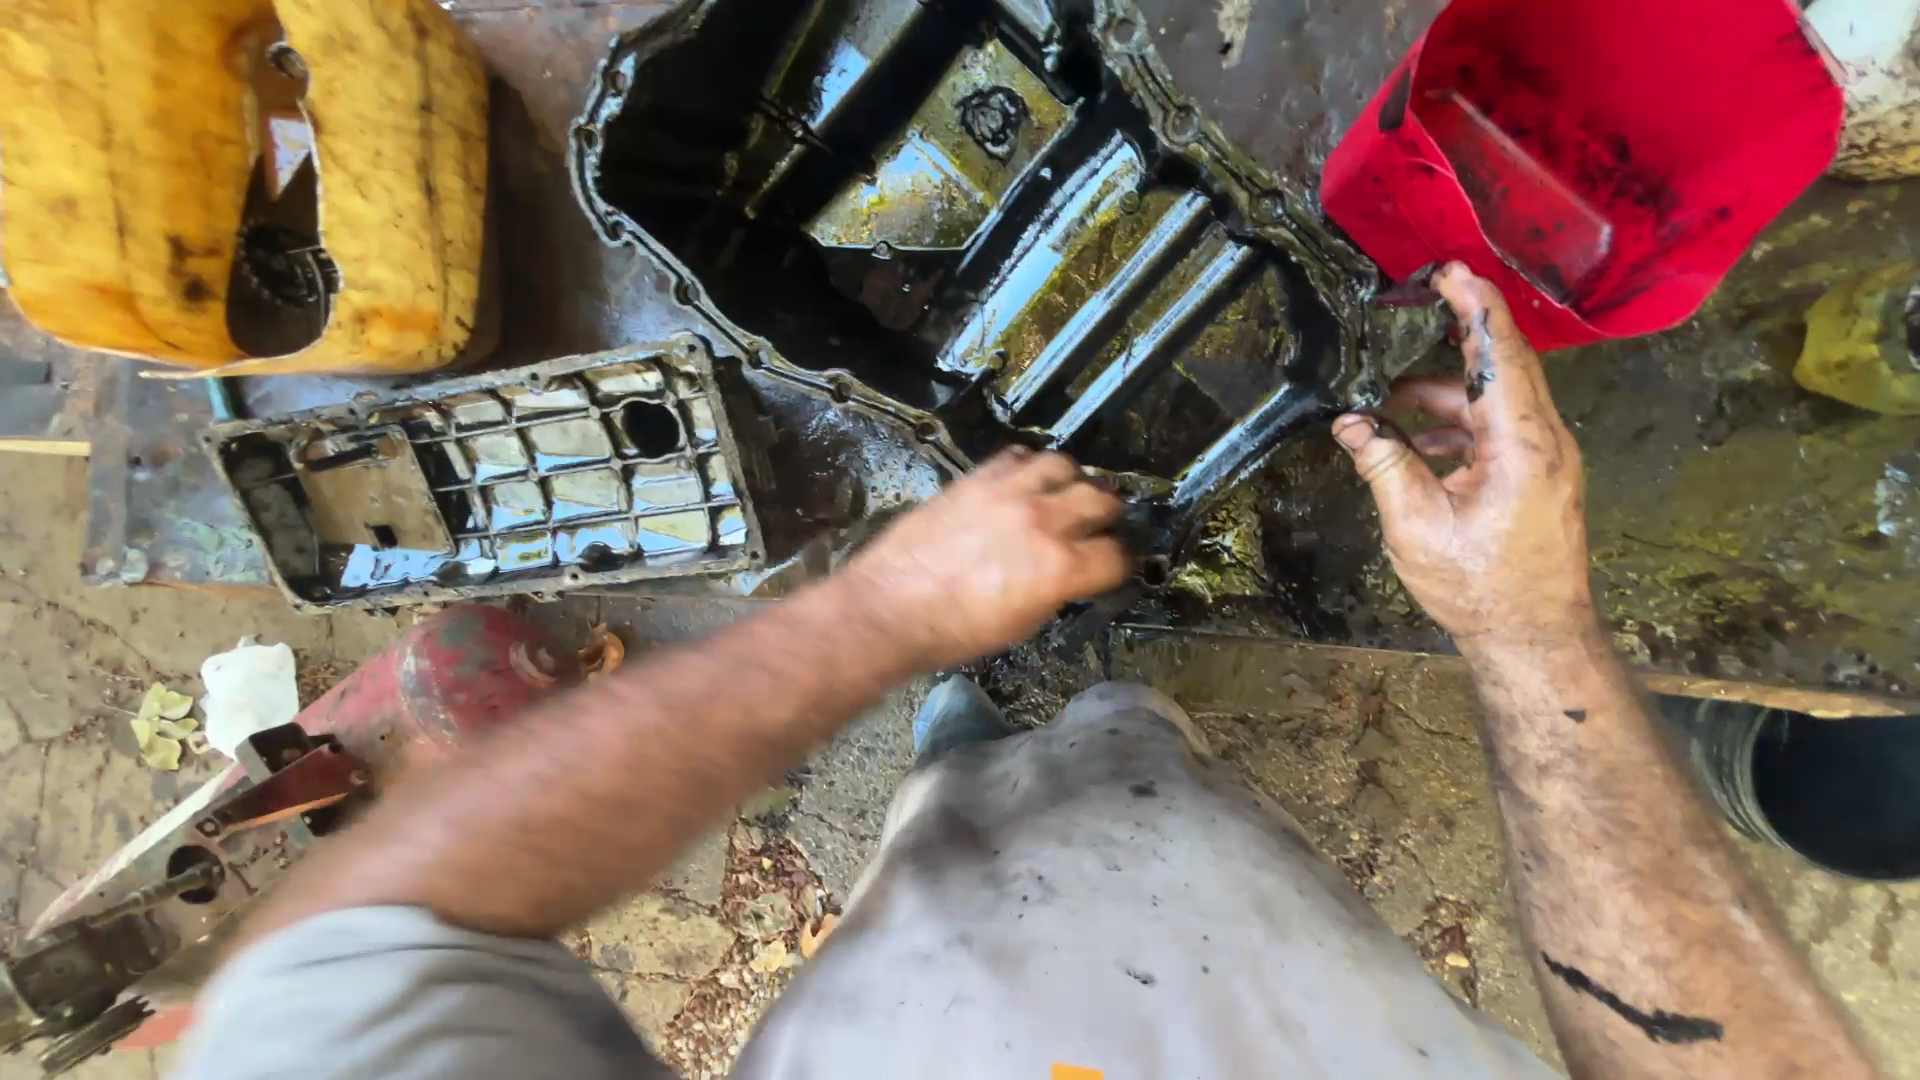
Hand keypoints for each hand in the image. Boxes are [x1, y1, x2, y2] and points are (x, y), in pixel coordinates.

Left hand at [840, 447, 1129, 668]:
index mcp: (1058, 569)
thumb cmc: (953, 632)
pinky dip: (1027, 468)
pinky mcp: (976, 478)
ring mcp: (1008, 493)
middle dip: (1105, 515)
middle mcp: (1042, 521)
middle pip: (1100, 499)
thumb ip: (1055, 590)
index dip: (1117, 563)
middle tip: (1097, 524)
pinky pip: (1017, 456)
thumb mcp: (1021, 625)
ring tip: (1061, 494)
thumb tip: (1068, 574)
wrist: (891, 608)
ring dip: (1070, 481)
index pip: (1115, 555)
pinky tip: (1022, 483)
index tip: (1110, 565)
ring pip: (1062, 465)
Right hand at [1332, 263, 1594, 648]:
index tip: (1449, 271)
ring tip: (1386, 396)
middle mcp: (1544, 440)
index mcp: (1522, 445)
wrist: (1534, 635)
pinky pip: (1494, 428)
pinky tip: (1413, 442)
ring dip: (1441, 390)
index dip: (1474, 307)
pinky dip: (1452, 423)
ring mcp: (1544, 457)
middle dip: (1458, 332)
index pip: (1499, 355)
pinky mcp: (1535, 475)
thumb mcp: (1416, 525)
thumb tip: (1350, 424)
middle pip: (1502, 365)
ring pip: (1494, 399)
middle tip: (1414, 306)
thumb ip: (1384, 466)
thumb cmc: (1478, 585)